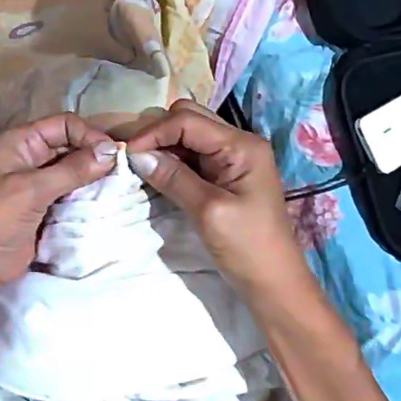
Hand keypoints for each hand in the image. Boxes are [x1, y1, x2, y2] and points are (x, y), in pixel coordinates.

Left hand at [0, 113, 120, 292]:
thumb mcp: (33, 189)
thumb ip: (72, 169)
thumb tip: (112, 151)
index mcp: (19, 141)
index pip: (63, 124)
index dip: (88, 134)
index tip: (114, 154)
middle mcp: (29, 155)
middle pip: (71, 144)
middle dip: (94, 154)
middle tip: (122, 169)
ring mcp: (37, 180)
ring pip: (74, 167)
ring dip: (94, 174)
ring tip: (118, 183)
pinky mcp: (46, 203)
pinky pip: (73, 189)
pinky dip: (88, 191)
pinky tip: (105, 197)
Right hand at [123, 100, 311, 295]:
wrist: (273, 282)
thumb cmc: (247, 246)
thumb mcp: (208, 211)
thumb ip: (174, 178)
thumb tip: (137, 155)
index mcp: (241, 146)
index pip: (187, 120)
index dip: (154, 132)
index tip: (127, 153)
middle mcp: (238, 143)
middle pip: (188, 118)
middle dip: (158, 132)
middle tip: (133, 156)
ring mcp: (232, 158)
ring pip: (187, 134)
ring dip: (163, 145)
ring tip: (140, 164)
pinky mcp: (223, 174)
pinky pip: (191, 154)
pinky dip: (171, 159)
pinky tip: (157, 172)